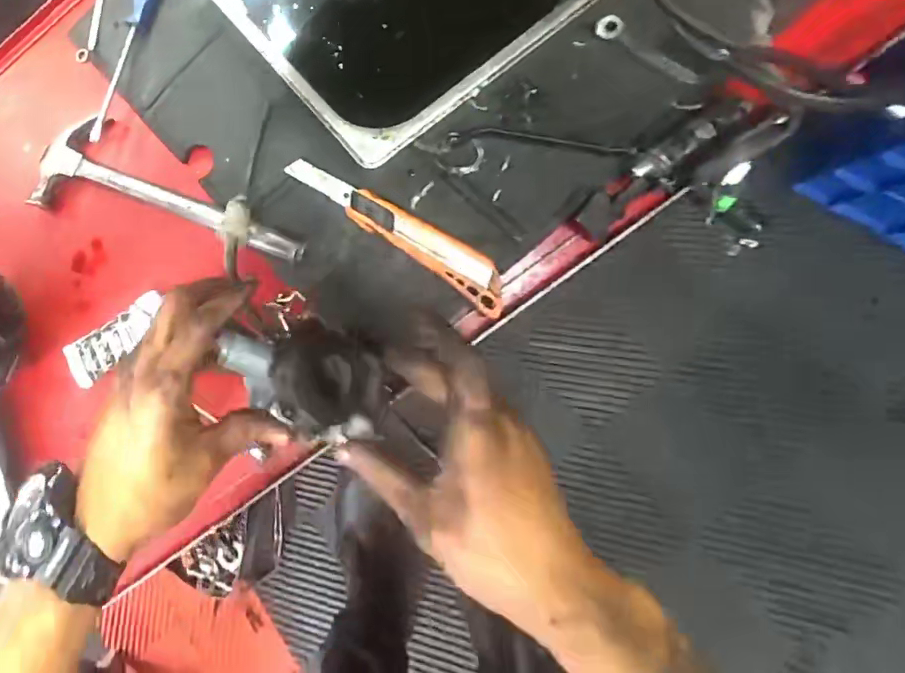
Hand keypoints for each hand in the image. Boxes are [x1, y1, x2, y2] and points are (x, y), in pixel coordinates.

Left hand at [76, 279, 292, 560]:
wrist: (98, 515)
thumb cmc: (153, 491)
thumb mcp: (204, 461)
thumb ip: (244, 431)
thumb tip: (288, 428)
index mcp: (164, 381)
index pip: (197, 323)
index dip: (226, 301)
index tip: (252, 289)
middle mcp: (142, 364)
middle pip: (172, 305)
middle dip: (206, 289)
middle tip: (239, 291)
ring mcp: (130, 368)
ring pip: (160, 318)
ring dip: (193, 308)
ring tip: (229, 319)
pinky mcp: (125, 378)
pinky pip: (155, 338)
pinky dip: (180, 329)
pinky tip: (205, 351)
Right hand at [337, 331, 700, 671]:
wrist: (562, 590)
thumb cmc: (489, 546)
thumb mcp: (427, 516)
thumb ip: (384, 474)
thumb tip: (342, 446)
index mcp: (478, 424)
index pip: (459, 360)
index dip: (435, 333)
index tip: (408, 314)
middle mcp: (501, 418)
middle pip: (461, 373)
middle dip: (422, 358)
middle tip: (382, 353)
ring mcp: (518, 435)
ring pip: (475, 390)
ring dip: (440, 377)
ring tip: (401, 377)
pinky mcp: (524, 453)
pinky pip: (485, 407)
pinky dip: (455, 397)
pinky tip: (434, 415)